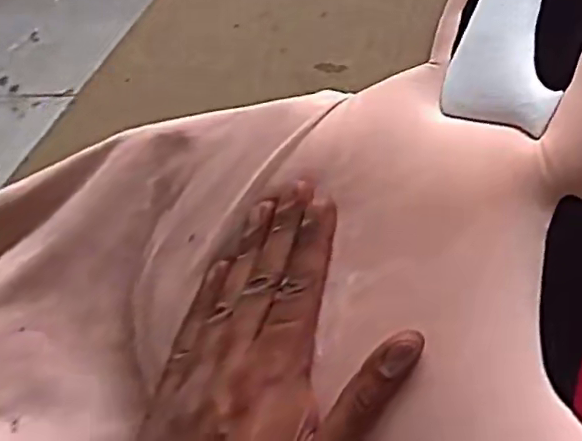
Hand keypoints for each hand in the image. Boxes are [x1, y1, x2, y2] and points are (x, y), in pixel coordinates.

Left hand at [139, 182, 424, 440]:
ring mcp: (198, 374)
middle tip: (295, 186)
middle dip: (283, 229)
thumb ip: (366, 395)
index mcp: (274, 369)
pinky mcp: (171, 392)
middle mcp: (234, 361)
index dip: (312, 242)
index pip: (297, 289)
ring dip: (249, 247)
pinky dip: (208, 289)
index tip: (321, 204)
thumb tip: (411, 340)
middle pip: (263, 280)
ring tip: (262, 207)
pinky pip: (192, 325)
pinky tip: (219, 264)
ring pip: (227, 293)